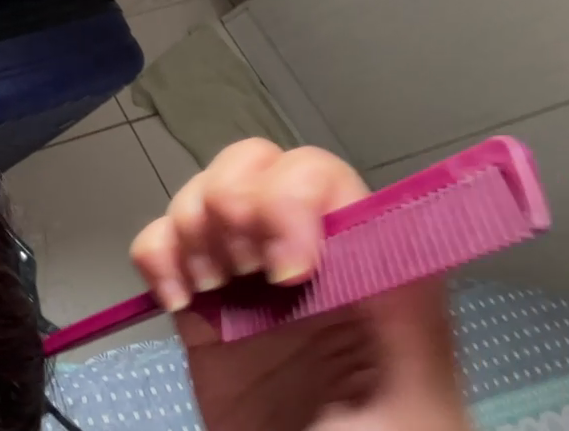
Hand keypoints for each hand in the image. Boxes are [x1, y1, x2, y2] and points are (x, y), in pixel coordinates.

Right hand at [130, 140, 469, 430]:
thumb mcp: (414, 404)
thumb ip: (404, 314)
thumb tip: (386, 229)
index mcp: (369, 270)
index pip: (325, 178)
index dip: (294, 200)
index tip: (289, 271)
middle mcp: (302, 257)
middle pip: (254, 163)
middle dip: (232, 200)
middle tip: (237, 268)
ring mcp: (243, 276)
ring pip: (200, 192)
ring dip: (192, 227)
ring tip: (208, 289)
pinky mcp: (195, 302)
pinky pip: (158, 241)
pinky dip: (155, 257)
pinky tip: (175, 302)